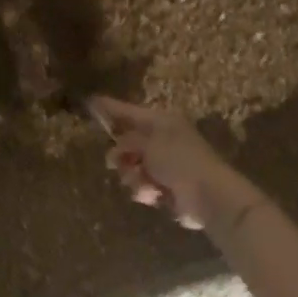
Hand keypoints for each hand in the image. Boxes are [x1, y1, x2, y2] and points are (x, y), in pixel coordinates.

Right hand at [89, 96, 254, 230]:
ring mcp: (165, 164)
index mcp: (163, 123)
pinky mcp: (165, 186)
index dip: (111, 108)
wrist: (207, 194)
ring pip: (132, 168)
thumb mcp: (149, 144)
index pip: (130, 112)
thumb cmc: (179, 161)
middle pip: (128, 143)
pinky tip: (153, 195)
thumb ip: (128, 141)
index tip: (90, 102)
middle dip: (121, 156)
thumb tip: (116, 148)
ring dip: (133, 177)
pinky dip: (144, 190)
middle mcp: (163, 140)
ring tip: (144, 183)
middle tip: (115, 163)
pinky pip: (141, 185)